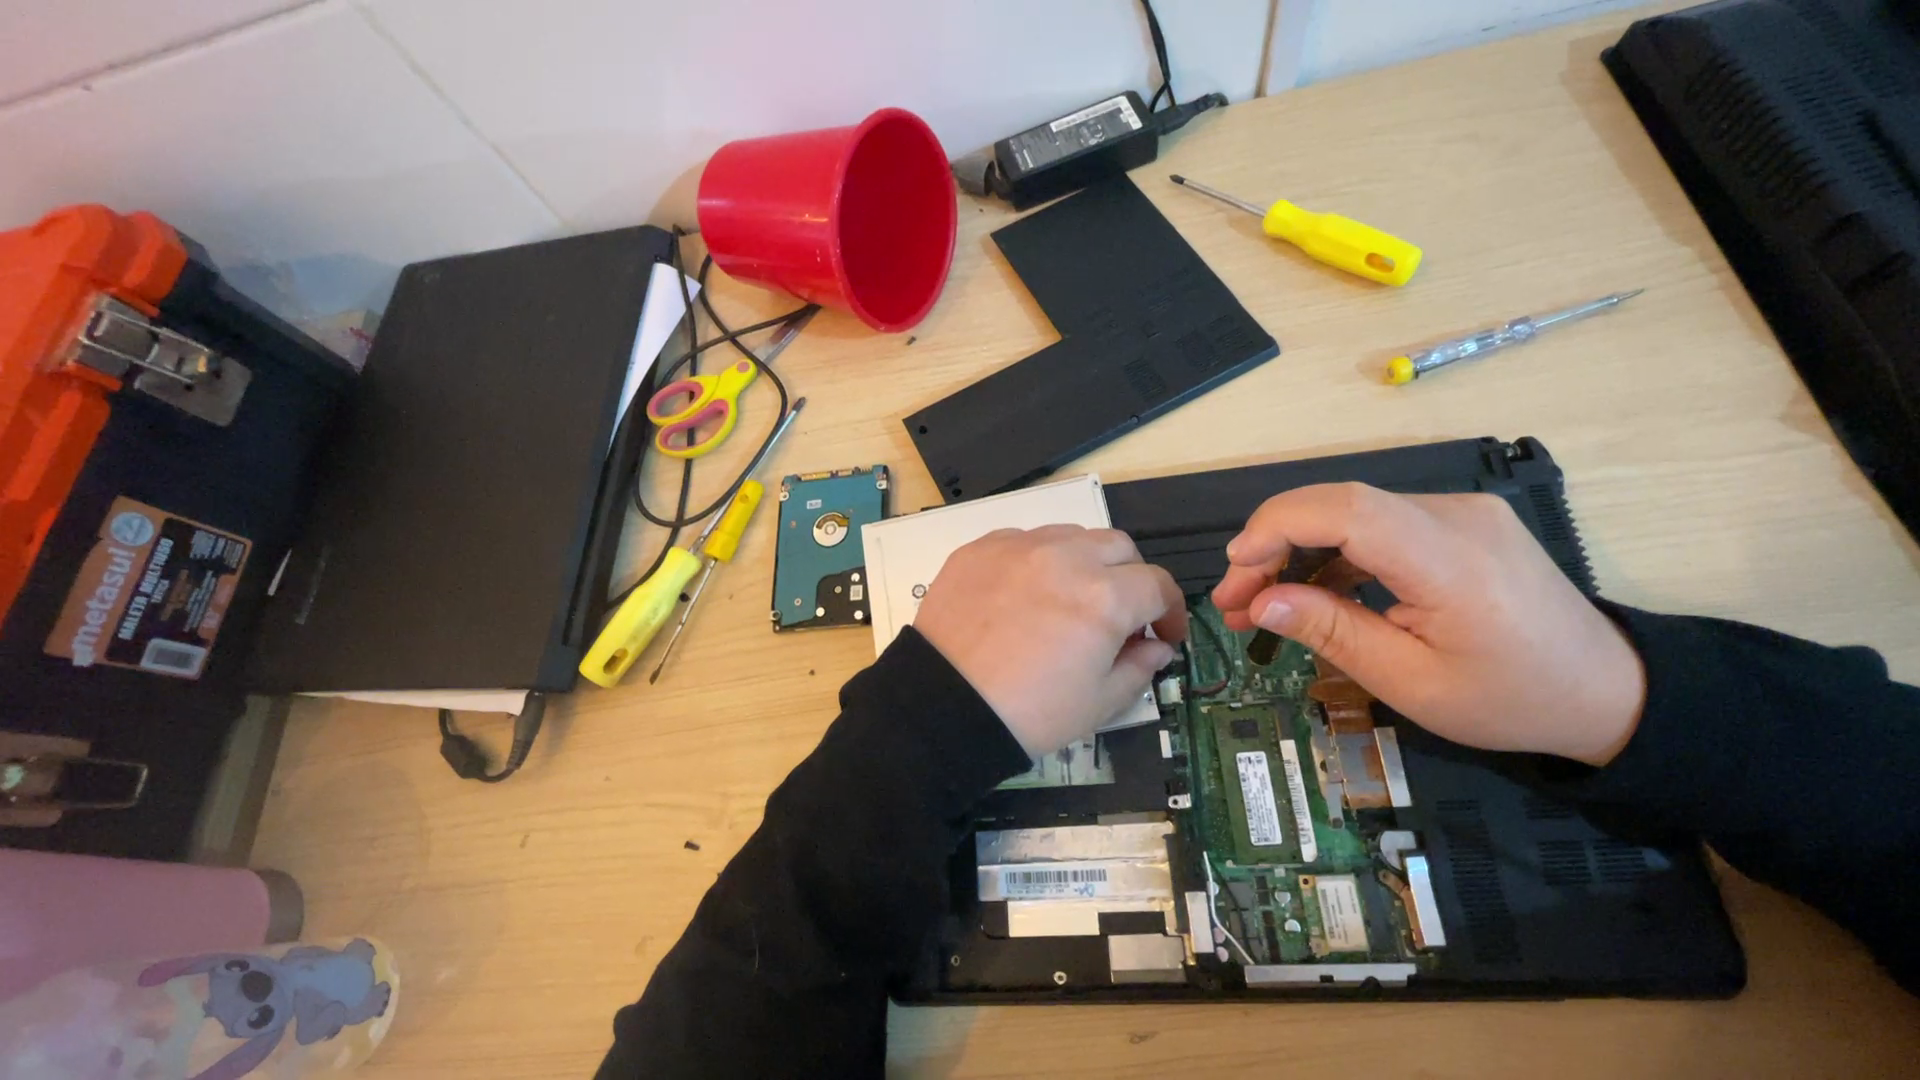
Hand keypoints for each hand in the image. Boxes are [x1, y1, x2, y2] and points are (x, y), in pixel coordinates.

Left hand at [915, 526, 1188, 756]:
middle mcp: (1066, 557)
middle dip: (1131, 578)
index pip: (1158, 585)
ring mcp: (1019, 546)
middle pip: (1119, 548)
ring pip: (1071, 535)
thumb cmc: (1028, 713)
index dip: (1170, 611)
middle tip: (1119, 614)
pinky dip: (1037, 560)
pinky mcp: (980, 549)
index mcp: (1105, 597)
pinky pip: (1023, 540)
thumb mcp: (1098, 703)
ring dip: (1085, 561)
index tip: (1163, 635)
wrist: (942, 706)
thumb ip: (1138, 667)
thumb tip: (1155, 646)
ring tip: (1070, 598)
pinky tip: (1025, 592)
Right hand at [1210, 484, 1644, 765]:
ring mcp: (1460, 512)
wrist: (1608, 690)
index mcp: (1450, 561)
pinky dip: (1334, 554)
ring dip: (1297, 551)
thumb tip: (1259, 602)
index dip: (1277, 527)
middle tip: (1233, 600)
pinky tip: (1311, 593)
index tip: (1235, 571)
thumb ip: (1332, 632)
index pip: (1345, 510)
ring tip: (1260, 602)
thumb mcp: (1411, 683)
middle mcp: (1455, 515)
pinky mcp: (1459, 521)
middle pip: (1339, 505)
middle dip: (1272, 545)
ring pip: (1352, 513)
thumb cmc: (1510, 699)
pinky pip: (1379, 524)